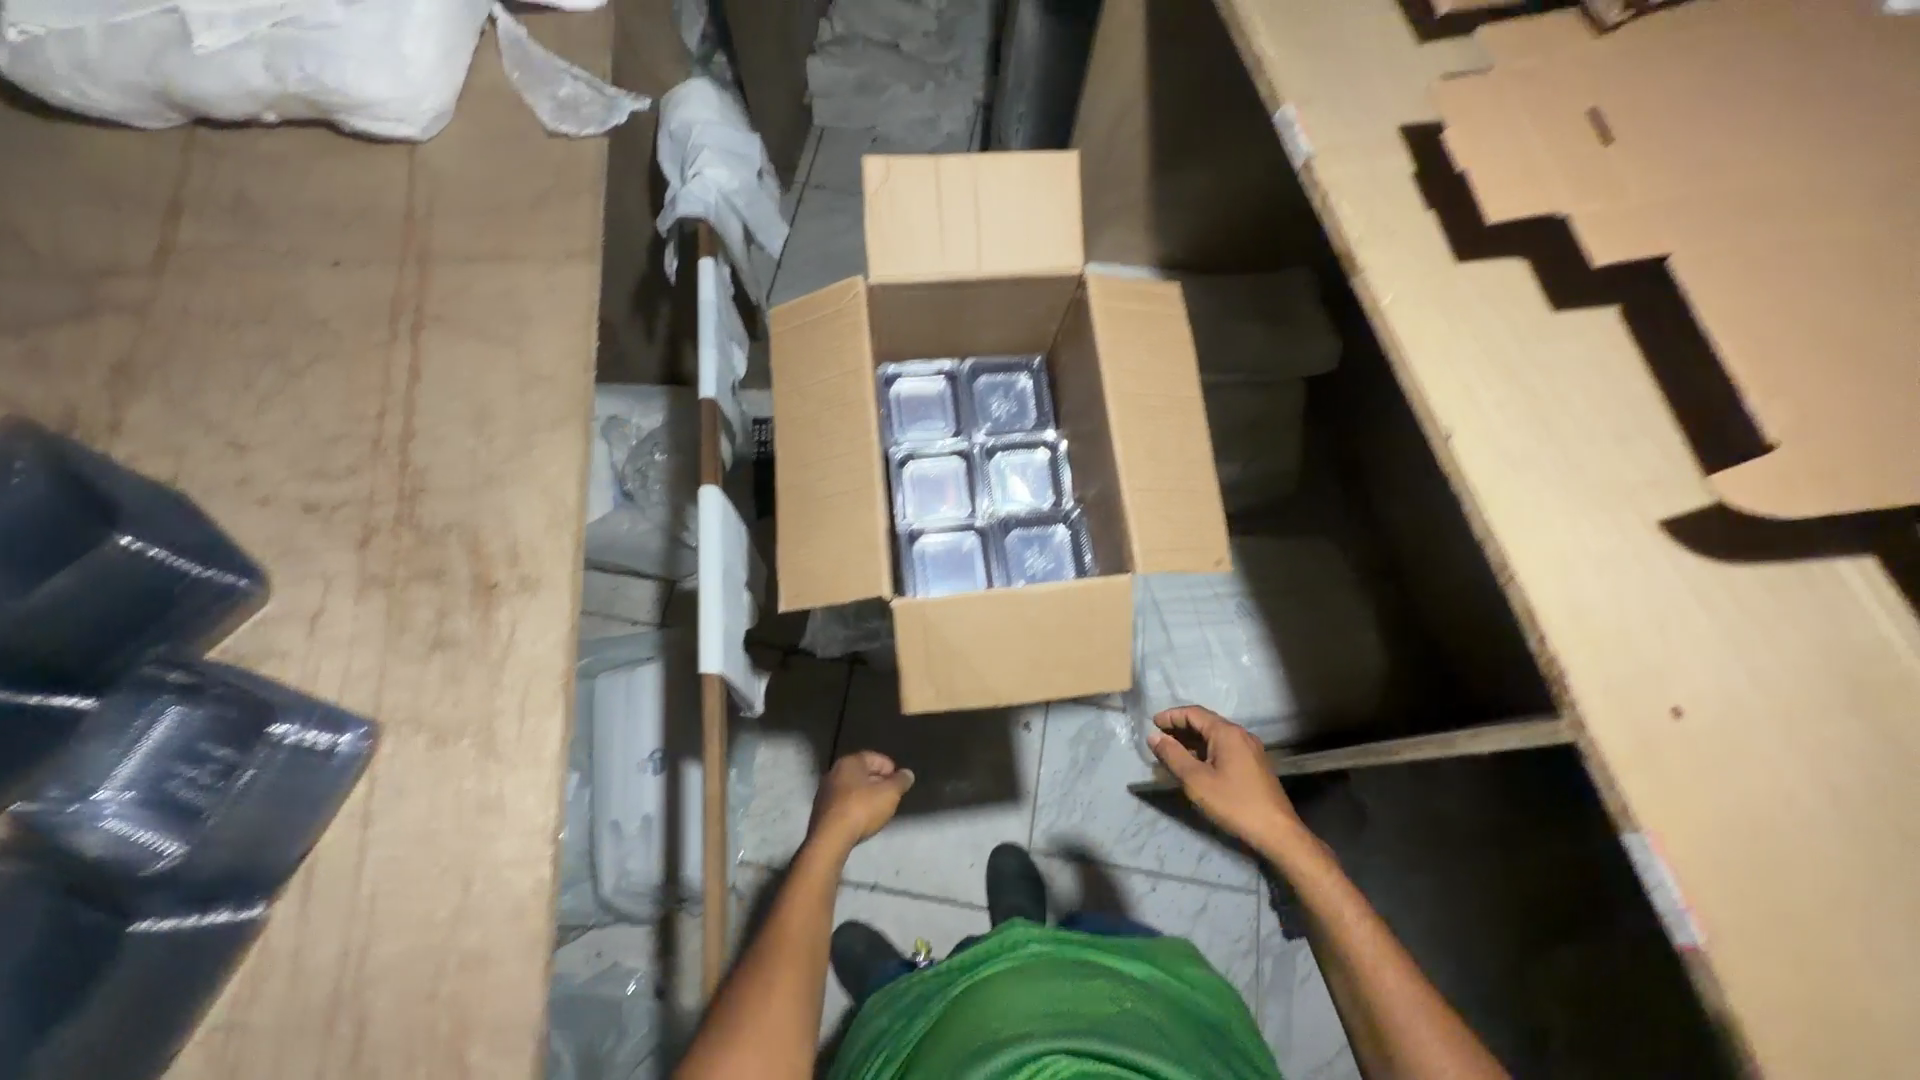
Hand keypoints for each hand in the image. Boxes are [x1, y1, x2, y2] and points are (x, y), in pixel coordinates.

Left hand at [808, 751, 914, 854]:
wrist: (830, 838)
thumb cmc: (862, 808)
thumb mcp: (890, 794)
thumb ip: (900, 781)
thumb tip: (907, 773)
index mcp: (849, 762)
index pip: (874, 757)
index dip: (889, 767)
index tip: (899, 781)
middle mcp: (834, 772)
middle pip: (861, 773)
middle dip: (878, 782)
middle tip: (892, 794)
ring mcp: (825, 792)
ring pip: (852, 789)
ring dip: (866, 795)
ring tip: (879, 808)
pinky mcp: (821, 811)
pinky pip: (843, 803)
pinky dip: (855, 807)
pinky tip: (863, 819)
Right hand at [1147, 706, 1304, 853]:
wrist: (1276, 831)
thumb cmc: (1233, 803)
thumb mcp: (1195, 780)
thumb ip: (1172, 755)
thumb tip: (1154, 736)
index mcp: (1227, 733)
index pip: (1194, 713)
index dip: (1171, 716)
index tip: (1152, 724)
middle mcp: (1241, 735)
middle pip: (1206, 722)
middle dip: (1180, 727)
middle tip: (1159, 737)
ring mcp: (1251, 750)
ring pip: (1216, 737)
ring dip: (1193, 740)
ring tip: (1173, 751)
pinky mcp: (1255, 764)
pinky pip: (1225, 748)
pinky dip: (1206, 750)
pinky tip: (1196, 764)